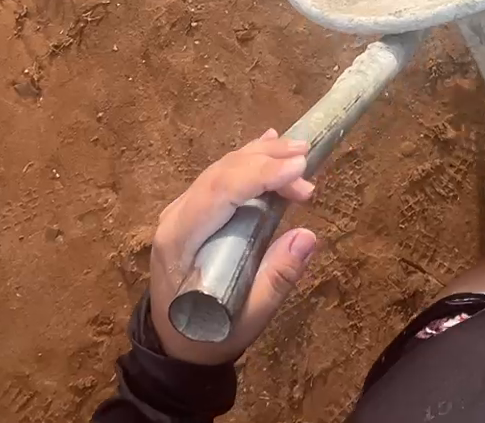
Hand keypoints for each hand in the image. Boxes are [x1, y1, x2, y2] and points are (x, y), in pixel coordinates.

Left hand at [149, 130, 318, 364]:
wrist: (176, 344)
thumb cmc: (210, 331)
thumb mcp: (247, 317)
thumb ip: (276, 278)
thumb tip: (308, 236)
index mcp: (180, 240)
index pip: (220, 191)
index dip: (261, 174)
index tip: (301, 169)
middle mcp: (177, 215)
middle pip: (223, 172)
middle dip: (268, 161)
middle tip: (308, 162)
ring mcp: (183, 208)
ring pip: (224, 166)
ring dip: (264, 155)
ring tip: (300, 151)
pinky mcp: (195, 207)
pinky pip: (223, 173)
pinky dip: (250, 156)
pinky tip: (270, 140)